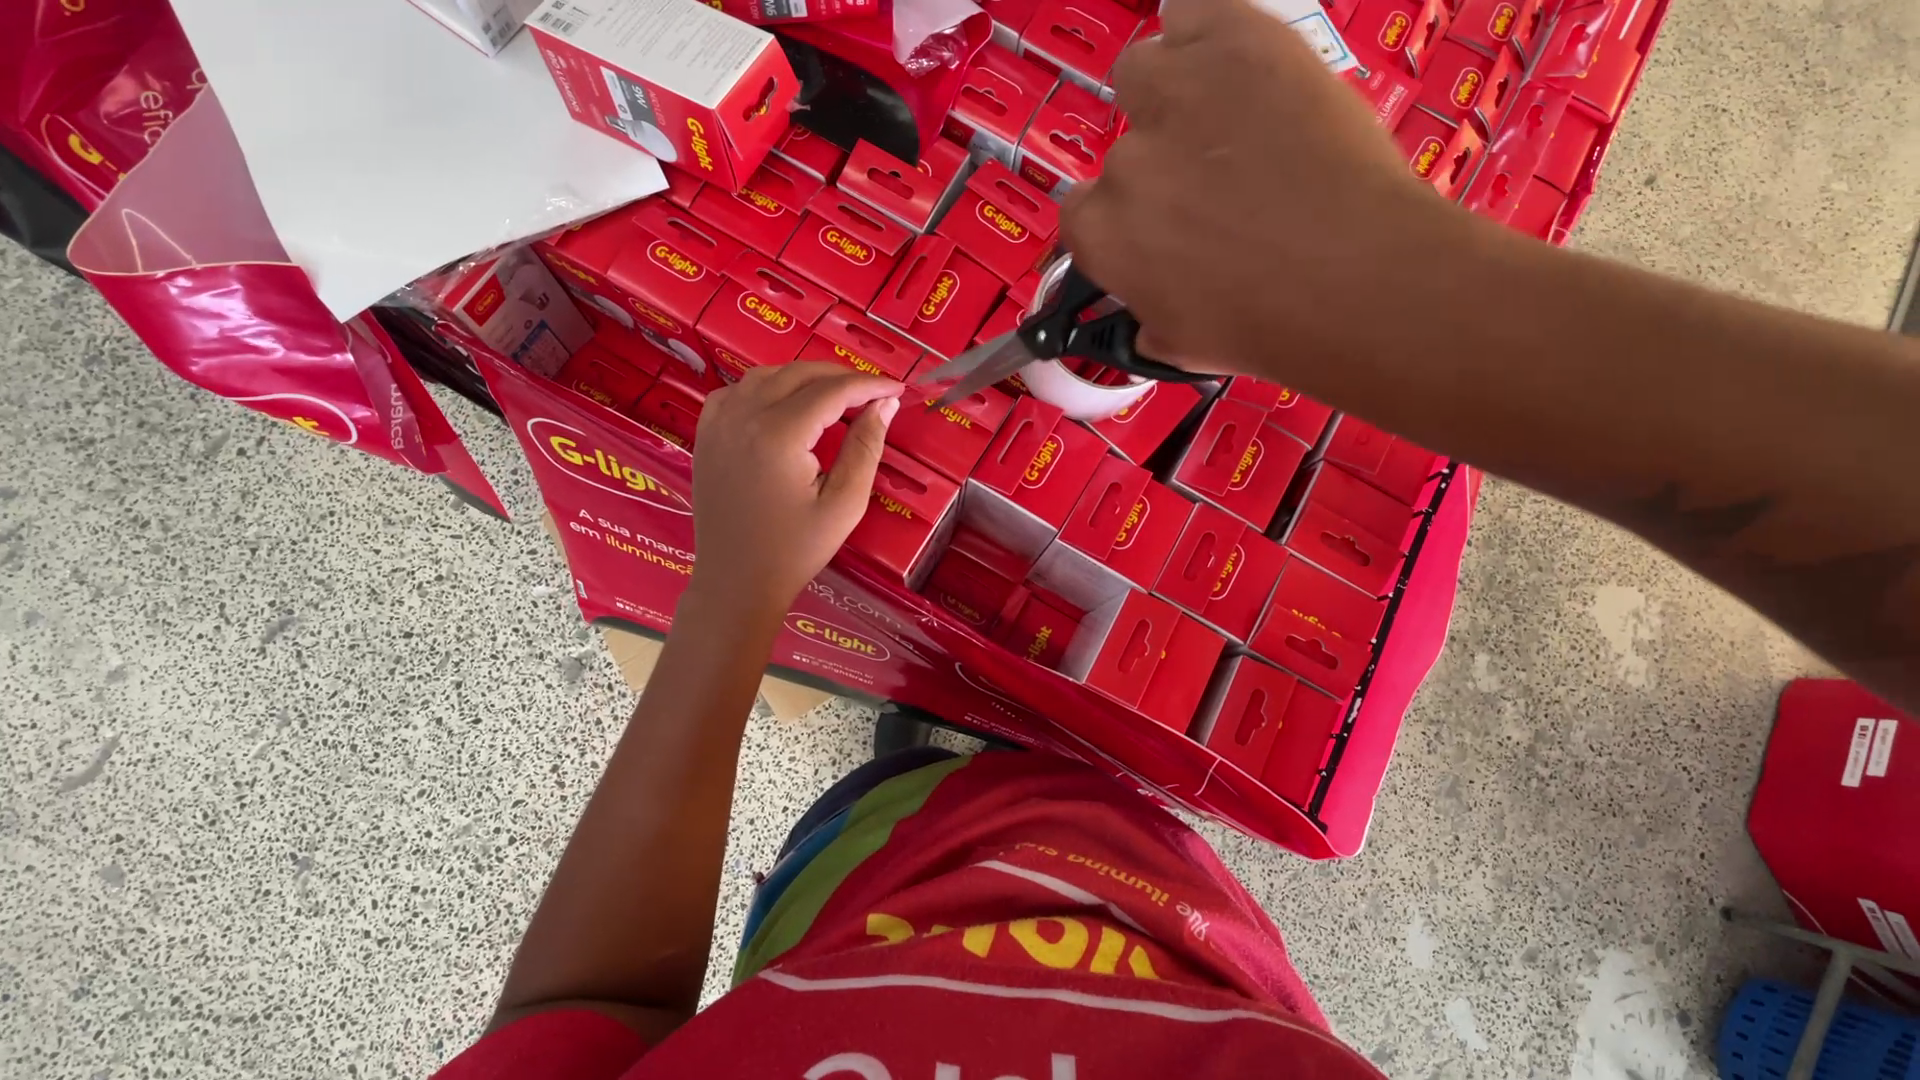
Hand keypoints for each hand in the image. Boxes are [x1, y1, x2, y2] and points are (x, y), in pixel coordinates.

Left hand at [687, 363, 902, 621]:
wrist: (736, 581)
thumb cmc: (794, 550)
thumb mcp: (844, 504)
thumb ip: (866, 448)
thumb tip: (884, 405)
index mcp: (779, 435)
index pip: (831, 391)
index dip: (868, 385)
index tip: (896, 389)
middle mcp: (743, 416)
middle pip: (799, 374)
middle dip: (841, 377)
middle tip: (872, 393)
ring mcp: (718, 422)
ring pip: (767, 375)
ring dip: (804, 377)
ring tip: (836, 396)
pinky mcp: (706, 434)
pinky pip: (738, 390)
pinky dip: (767, 387)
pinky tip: (785, 404)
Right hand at [1063, 0, 1460, 372]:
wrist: (1360, 280)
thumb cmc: (1267, 330)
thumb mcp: (1182, 345)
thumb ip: (1146, 316)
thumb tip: (1145, 315)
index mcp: (1103, 234)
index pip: (1082, 212)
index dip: (1121, 220)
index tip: (1157, 228)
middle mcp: (1124, 160)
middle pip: (1120, 145)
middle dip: (1156, 163)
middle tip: (1209, 183)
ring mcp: (1176, 92)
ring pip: (1143, 69)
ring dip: (1170, 91)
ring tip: (1223, 118)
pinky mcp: (1235, 40)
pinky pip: (1193, 9)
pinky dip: (1205, 30)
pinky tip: (1234, 62)